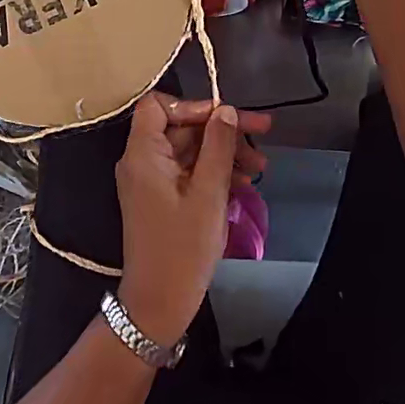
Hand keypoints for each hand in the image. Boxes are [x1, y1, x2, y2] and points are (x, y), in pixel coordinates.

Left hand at [114, 94, 271, 345]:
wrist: (160, 299)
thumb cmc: (183, 247)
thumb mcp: (208, 193)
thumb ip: (218, 147)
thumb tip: (226, 111)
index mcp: (143, 154)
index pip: (157, 106)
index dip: (192, 105)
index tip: (226, 117)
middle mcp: (141, 161)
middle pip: (179, 127)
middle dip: (220, 130)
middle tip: (264, 135)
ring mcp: (150, 180)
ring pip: (187, 150)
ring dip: (222, 152)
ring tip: (259, 166)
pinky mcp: (160, 197)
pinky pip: (186, 172)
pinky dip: (212, 172)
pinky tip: (243, 182)